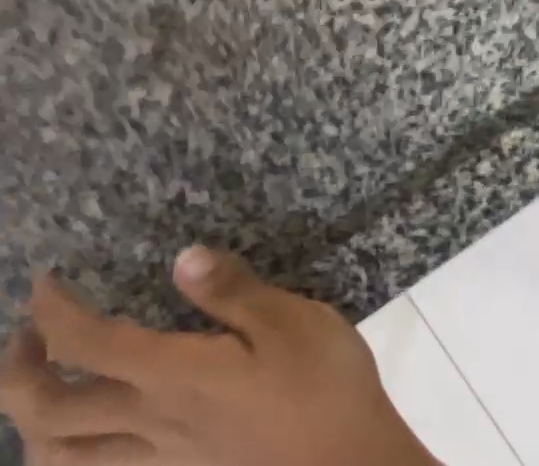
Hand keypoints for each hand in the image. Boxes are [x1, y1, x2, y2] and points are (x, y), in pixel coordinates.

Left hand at [0, 246, 435, 465]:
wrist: (340, 452)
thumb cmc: (321, 378)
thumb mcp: (293, 320)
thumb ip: (235, 292)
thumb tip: (183, 257)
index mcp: (172, 374)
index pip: (87, 344)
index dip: (55, 312)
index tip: (48, 281)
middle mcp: (145, 416)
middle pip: (46, 408)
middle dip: (19, 371)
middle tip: (25, 335)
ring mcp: (156, 450)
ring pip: (56, 451)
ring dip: (29, 421)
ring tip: (39, 390)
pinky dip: (68, 453)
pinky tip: (88, 438)